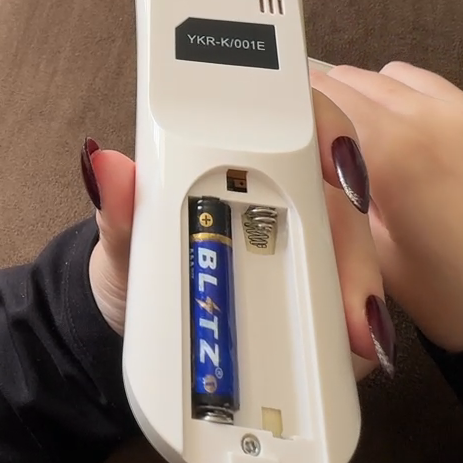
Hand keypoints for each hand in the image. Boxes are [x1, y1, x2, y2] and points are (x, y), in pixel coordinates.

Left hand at [81, 83, 393, 377]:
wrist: (130, 317)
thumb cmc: (131, 253)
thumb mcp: (119, 236)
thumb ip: (116, 206)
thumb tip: (101, 165)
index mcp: (227, 151)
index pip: (287, 114)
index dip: (324, 126)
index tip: (336, 165)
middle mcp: (272, 182)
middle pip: (332, 186)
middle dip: (349, 231)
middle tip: (348, 284)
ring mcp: (297, 233)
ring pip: (349, 240)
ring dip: (360, 281)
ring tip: (359, 334)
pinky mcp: (309, 285)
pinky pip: (346, 292)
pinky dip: (357, 318)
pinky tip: (360, 348)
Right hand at [311, 62, 462, 353]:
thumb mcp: (379, 260)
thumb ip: (339, 198)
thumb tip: (315, 166)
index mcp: (395, 146)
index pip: (318, 90)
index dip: (295, 108)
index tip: (291, 130)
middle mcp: (442, 117)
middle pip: (358, 76)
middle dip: (335, 105)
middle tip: (332, 149)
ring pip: (408, 79)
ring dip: (384, 100)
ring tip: (389, 150)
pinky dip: (440, 120)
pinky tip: (453, 170)